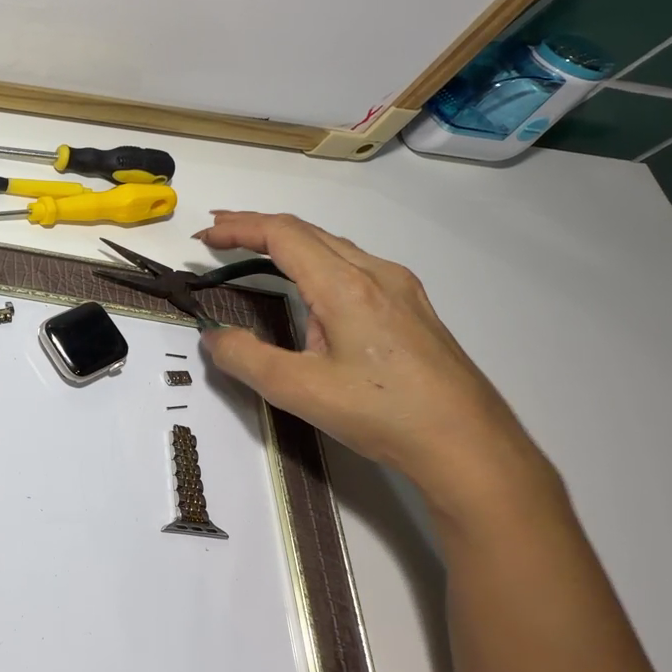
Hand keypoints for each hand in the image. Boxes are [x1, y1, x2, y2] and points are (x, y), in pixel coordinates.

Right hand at [195, 212, 549, 515]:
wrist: (468, 444)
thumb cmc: (382, 413)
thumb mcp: (296, 390)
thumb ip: (244, 357)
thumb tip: (214, 336)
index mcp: (346, 286)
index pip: (284, 235)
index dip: (239, 229)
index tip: (203, 238)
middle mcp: (376, 275)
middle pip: (309, 232)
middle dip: (257, 226)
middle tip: (216, 233)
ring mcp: (401, 290)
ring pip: (334, 247)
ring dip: (288, 241)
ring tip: (252, 249)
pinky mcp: (412, 309)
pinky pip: (354, 265)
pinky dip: (315, 258)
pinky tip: (307, 282)